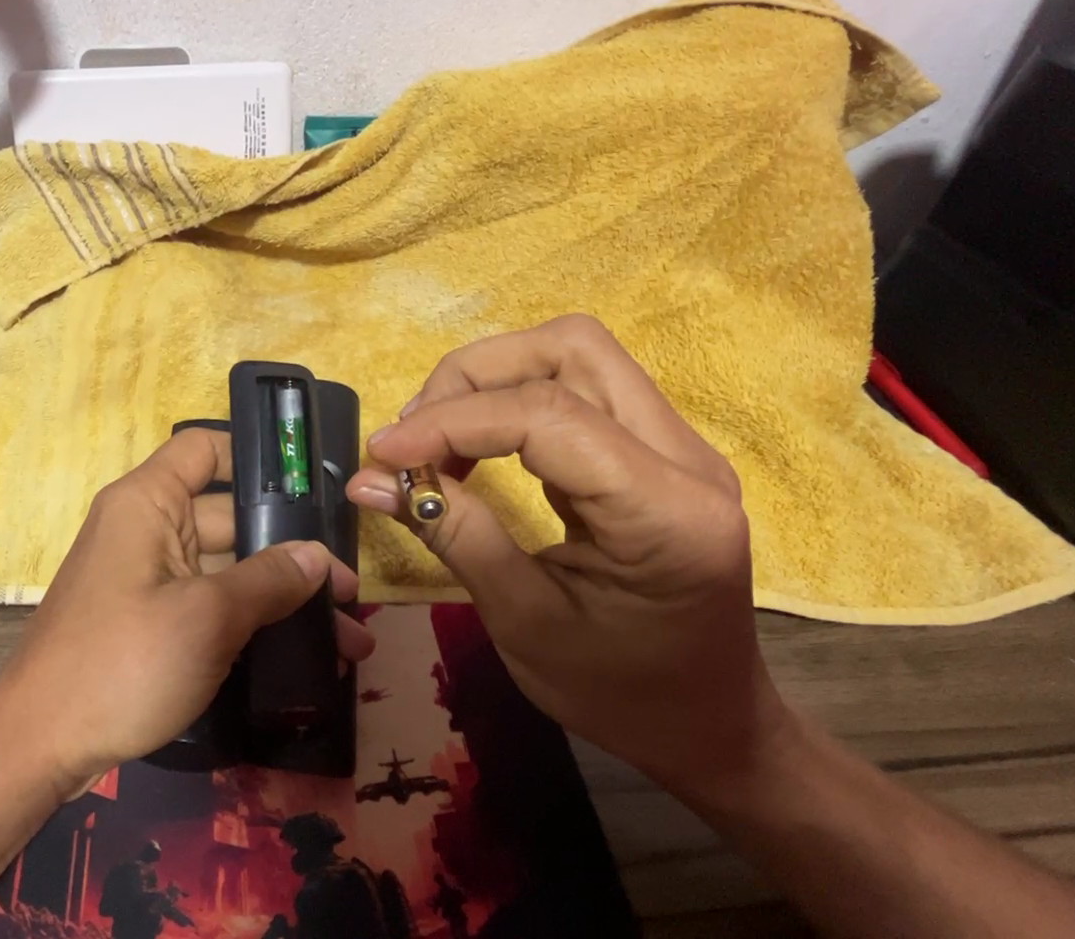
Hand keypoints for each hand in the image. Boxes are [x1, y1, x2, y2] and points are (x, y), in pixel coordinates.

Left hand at [0, 429, 374, 792]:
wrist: (41, 745)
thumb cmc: (122, 663)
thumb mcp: (206, 617)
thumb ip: (268, 580)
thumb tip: (318, 557)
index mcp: (147, 503)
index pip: (206, 450)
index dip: (258, 460)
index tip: (314, 491)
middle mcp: (148, 530)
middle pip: (231, 518)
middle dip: (293, 551)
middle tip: (352, 592)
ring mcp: (151, 580)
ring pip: (229, 571)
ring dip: (283, 599)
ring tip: (348, 638)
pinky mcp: (154, 622)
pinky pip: (212, 606)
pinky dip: (253, 624)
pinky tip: (306, 659)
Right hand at [347, 315, 788, 794]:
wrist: (707, 725)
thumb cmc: (618, 693)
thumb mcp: (522, 621)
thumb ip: (452, 534)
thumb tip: (368, 480)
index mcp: (665, 513)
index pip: (547, 417)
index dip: (452, 422)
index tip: (382, 453)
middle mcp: (685, 457)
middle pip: (571, 349)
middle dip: (473, 375)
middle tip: (412, 435)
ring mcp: (678, 447)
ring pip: (574, 356)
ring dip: (490, 382)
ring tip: (435, 438)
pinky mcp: (657, 451)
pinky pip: (577, 390)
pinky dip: (510, 404)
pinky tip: (473, 450)